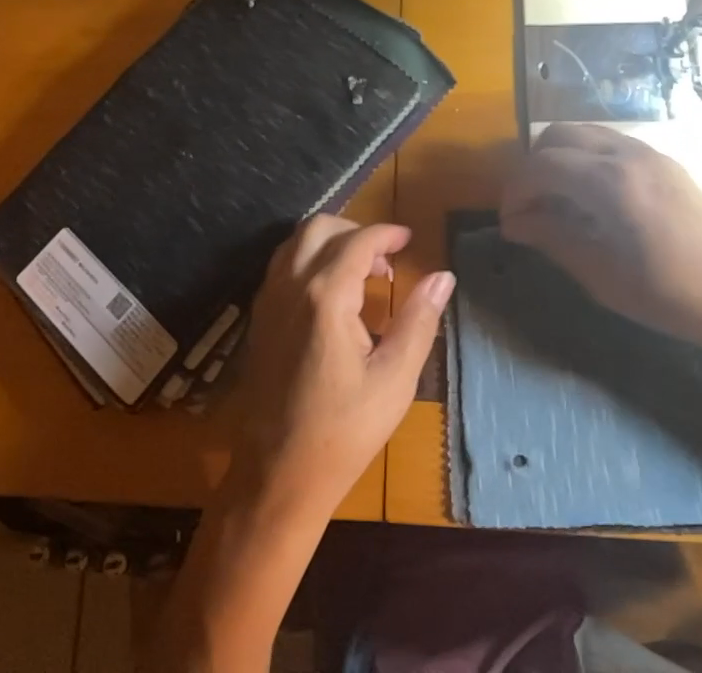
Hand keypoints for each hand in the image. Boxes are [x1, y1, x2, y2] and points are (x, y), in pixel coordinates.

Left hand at [231, 216, 453, 510]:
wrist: (278, 473)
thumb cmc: (344, 430)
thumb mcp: (394, 378)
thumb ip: (419, 320)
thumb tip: (443, 277)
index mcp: (325, 297)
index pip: (357, 241)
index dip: (387, 233)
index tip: (410, 239)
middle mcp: (289, 287)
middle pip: (318, 229)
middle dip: (355, 231)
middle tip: (386, 259)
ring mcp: (267, 303)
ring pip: (294, 244)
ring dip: (328, 243)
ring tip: (362, 273)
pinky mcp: (258, 321)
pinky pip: (281, 268)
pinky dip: (307, 261)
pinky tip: (331, 296)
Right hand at [499, 123, 701, 351]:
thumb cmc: (672, 295)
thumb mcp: (602, 276)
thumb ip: (554, 239)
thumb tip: (515, 223)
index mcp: (610, 182)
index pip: (540, 165)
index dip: (515, 192)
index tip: (510, 225)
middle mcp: (628, 154)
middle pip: (558, 136)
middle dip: (532, 167)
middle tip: (528, 209)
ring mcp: (650, 153)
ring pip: (584, 134)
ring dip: (559, 160)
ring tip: (555, 205)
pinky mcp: (664, 163)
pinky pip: (609, 145)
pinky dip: (585, 161)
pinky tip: (589, 201)